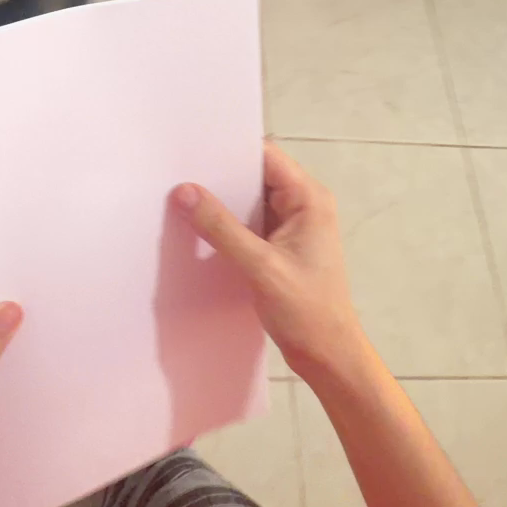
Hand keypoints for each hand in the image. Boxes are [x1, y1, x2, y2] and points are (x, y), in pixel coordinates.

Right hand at [172, 140, 369, 383]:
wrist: (329, 358)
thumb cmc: (306, 310)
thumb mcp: (260, 266)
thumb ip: (221, 227)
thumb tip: (183, 191)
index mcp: (308, 198)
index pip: (266, 156)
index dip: (231, 149)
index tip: (193, 149)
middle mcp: (301, 203)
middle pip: (254, 174)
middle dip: (219, 174)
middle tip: (177, 171)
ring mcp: (290, 225)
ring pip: (249, 199)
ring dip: (220, 199)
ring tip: (179, 194)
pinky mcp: (278, 245)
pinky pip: (247, 221)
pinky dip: (225, 222)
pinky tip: (196, 224)